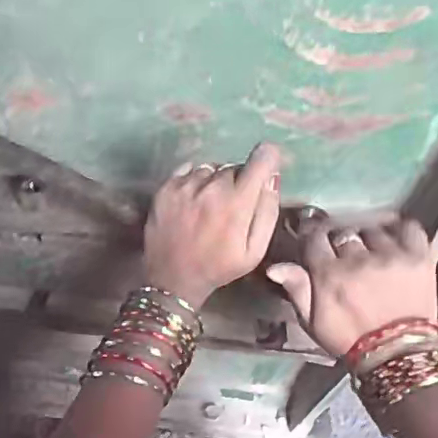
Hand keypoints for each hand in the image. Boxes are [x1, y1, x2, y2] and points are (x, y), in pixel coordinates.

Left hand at [141, 143, 282, 306]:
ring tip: (208, 208)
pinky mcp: (165, 189)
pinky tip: (193, 203)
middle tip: (231, 207)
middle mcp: (211, 186)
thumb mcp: (254, 251)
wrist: (173, 280)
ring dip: (214, 182)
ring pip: (211, 169)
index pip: (263, 156)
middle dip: (238, 182)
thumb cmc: (218, 268)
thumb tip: (272, 178)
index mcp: (237, 202)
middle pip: (235, 167)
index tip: (265, 170)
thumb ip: (268, 211)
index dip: (268, 159)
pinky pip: (188, 171)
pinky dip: (194, 181)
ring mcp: (185, 186)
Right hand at [265, 216, 437, 356]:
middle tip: (343, 255)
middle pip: (344, 233)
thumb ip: (296, 290)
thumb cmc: (348, 339)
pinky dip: (399, 229)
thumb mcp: (313, 321)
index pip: (315, 237)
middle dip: (340, 242)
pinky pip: (407, 227)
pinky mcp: (418, 256)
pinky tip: (393, 239)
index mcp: (329, 274)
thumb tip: (275, 267)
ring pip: (372, 230)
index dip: (312, 236)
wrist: (396, 353)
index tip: (313, 240)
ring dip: (368, 238)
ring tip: (369, 252)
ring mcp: (391, 255)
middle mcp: (358, 258)